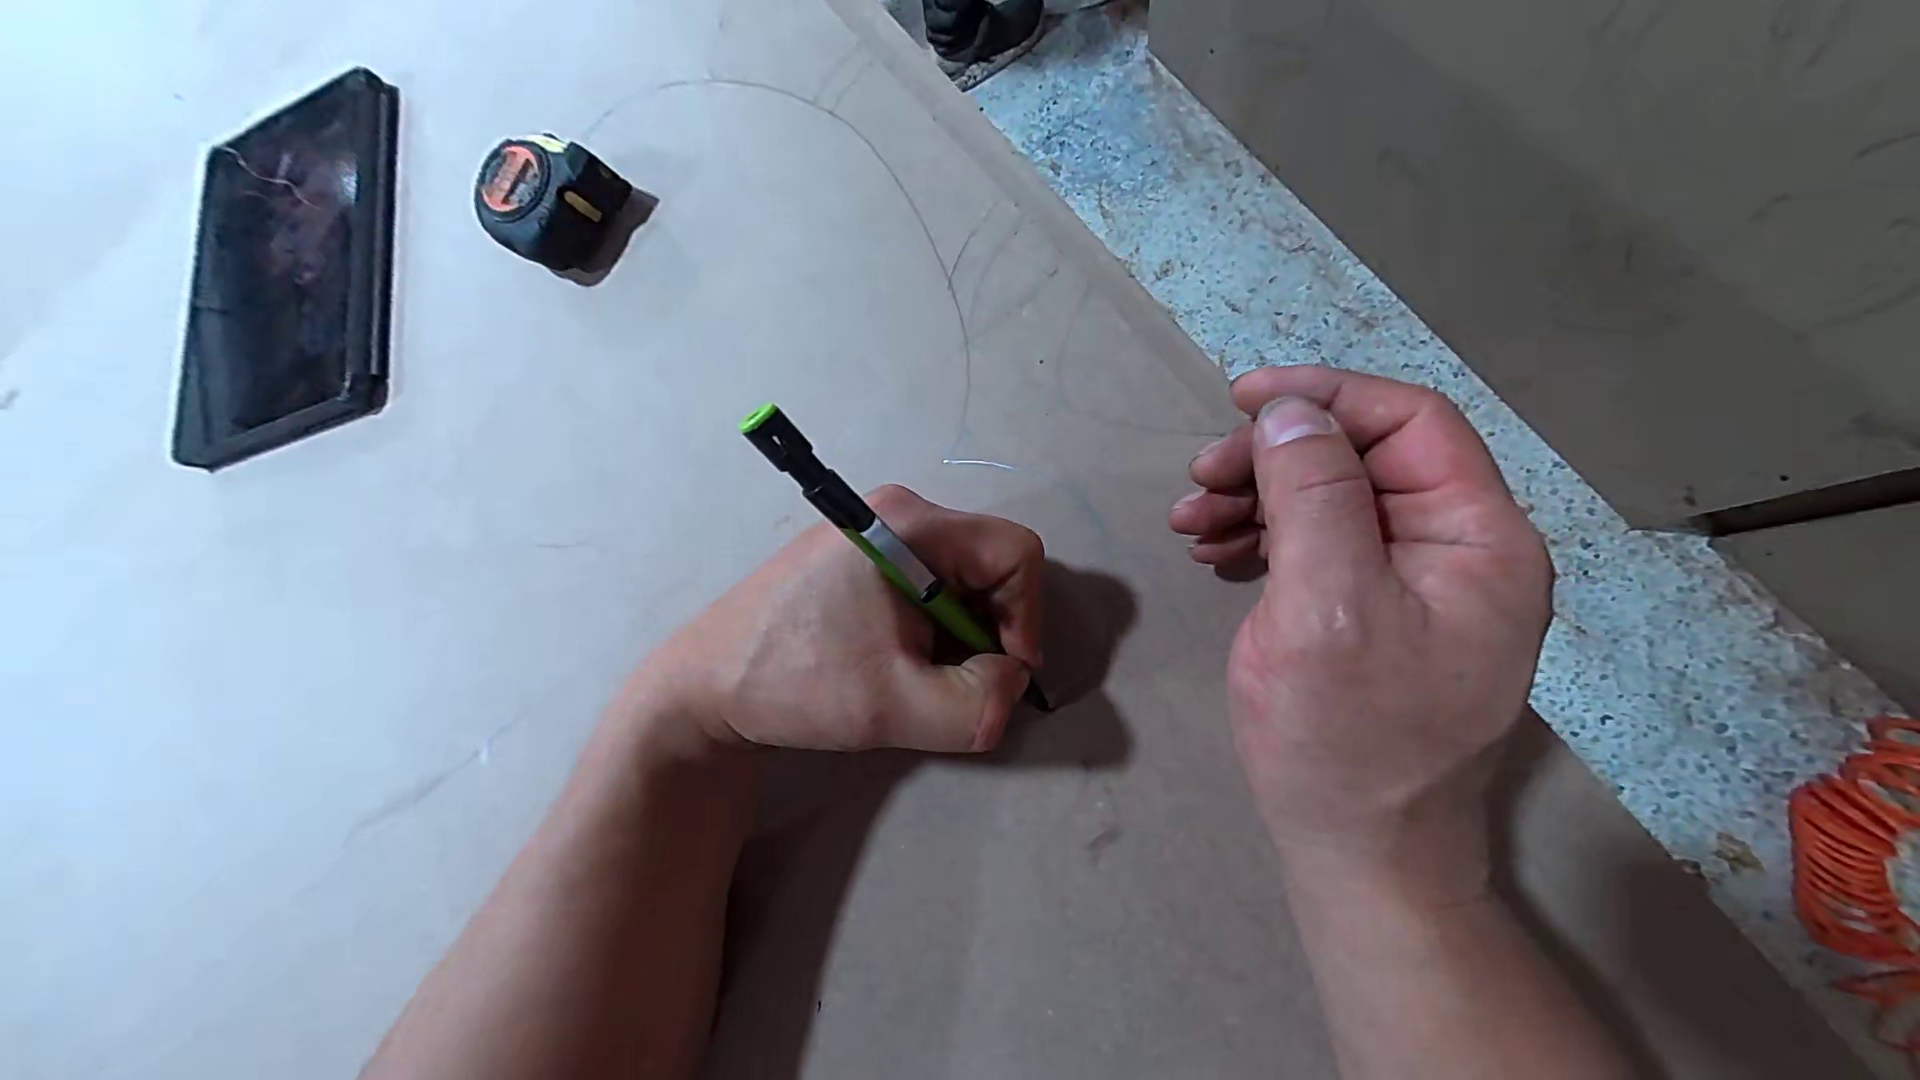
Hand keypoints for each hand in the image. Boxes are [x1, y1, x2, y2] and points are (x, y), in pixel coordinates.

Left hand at [627, 485, 1043, 756]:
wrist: (707, 685)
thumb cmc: (795, 683)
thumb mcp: (898, 708)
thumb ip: (981, 705)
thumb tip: (1013, 678)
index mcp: (910, 524)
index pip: (1015, 552)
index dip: (1025, 616)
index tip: (1001, 670)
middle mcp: (900, 512)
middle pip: (991, 564)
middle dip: (989, 629)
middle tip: (952, 680)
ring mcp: (879, 530)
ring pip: (964, 578)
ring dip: (959, 633)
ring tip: (914, 672)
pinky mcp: (865, 555)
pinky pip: (933, 584)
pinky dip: (935, 627)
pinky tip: (896, 658)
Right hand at [1170, 367, 1551, 893]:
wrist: (1352, 844)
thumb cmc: (1343, 735)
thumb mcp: (1324, 606)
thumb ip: (1313, 497)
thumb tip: (1289, 410)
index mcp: (1478, 539)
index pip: (1409, 423)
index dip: (1326, 395)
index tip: (1240, 398)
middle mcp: (1453, 549)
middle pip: (1358, 459)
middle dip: (1271, 457)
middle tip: (1196, 481)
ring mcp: (1406, 582)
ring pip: (1326, 499)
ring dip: (1253, 497)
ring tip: (1189, 524)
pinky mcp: (1363, 608)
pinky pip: (1312, 544)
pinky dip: (1259, 537)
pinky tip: (1215, 554)